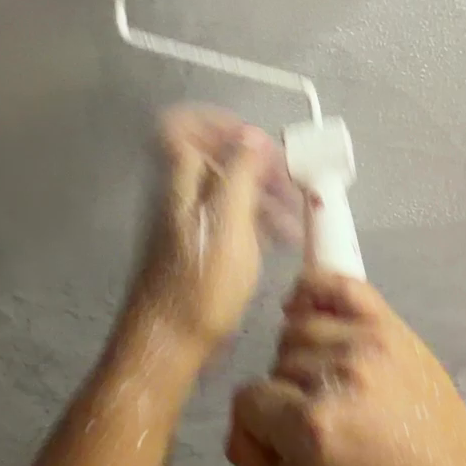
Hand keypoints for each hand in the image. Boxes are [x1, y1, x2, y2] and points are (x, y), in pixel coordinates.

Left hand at [129, 107, 299, 350]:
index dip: (216, 121)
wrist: (170, 344)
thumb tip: (250, 134)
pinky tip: (280, 241)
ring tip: (294, 220)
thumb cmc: (201, 285)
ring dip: (263, 196)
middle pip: (214, 158)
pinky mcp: (196, 248)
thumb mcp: (229, 224)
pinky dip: (256, 221)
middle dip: (256, 165)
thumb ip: (239, 173)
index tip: (255, 139)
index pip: (180, 126)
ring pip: (226, 190)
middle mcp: (177, 195)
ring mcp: (185, 222)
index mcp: (179, 182)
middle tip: (289, 185)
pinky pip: (229, 218)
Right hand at [226, 271, 465, 465]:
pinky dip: (313, 289)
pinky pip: (338, 284)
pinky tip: (304, 309)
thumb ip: (248, 453)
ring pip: (298, 329)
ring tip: (327, 380)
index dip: (259, 423)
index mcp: (311, 426)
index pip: (248, 399)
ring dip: (302, 354)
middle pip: (275, 363)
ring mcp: (366, 344)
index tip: (285, 439)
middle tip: (318, 416)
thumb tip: (239, 414)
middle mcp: (336, 376)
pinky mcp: (390, 325)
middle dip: (286, 392)